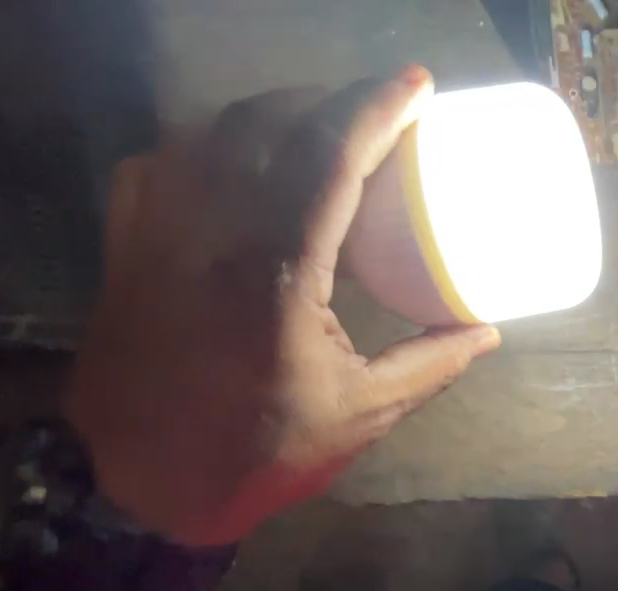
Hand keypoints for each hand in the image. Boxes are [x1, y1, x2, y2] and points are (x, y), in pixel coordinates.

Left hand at [66, 68, 499, 546]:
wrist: (138, 478)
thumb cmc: (260, 449)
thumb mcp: (362, 412)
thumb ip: (430, 363)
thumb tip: (486, 329)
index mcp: (275, 269)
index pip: (328, 154)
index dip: (377, 107)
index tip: (418, 85)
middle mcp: (209, 226)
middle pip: (275, 120)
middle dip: (336, 102)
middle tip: (388, 115)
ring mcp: (158, 222)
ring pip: (221, 126)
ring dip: (284, 113)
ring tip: (332, 131)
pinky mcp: (131, 234)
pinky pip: (180, 153)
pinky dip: (229, 139)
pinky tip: (258, 161)